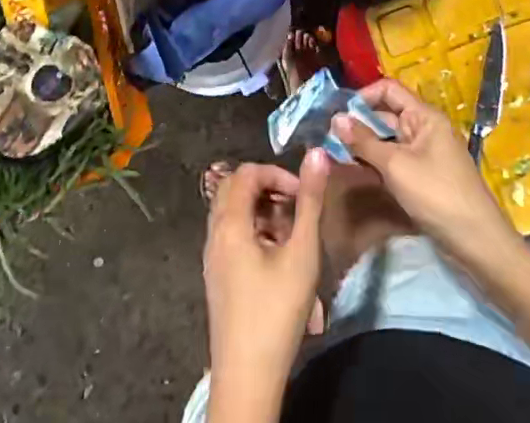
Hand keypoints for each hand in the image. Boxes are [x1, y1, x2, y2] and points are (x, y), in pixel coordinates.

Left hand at [203, 153, 329, 381]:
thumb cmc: (277, 310)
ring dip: (262, 211)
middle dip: (268, 189)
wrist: (247, 376)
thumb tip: (317, 153)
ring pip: (233, 213)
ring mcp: (212, 258)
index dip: (276, 173)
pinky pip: (232, 235)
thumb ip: (310, 201)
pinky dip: (255, 231)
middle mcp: (214, 235)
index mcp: (229, 224)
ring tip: (291, 234)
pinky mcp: (217, 276)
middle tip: (295, 207)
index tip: (302, 193)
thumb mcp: (301, 252)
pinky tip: (278, 257)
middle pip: (234, 189)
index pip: (246, 173)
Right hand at [330, 79, 518, 266]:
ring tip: (333, 152)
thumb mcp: (396, 165)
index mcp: (424, 116)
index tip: (338, 114)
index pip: (389, 89)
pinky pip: (393, 160)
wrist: (476, 240)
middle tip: (327, 136)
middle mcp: (424, 128)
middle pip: (386, 114)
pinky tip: (354, 171)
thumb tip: (336, 118)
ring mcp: (423, 153)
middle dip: (358, 123)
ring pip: (387, 139)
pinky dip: (375, 162)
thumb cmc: (436, 194)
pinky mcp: (422, 176)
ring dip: (363, 144)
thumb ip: (364, 141)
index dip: (363, 96)